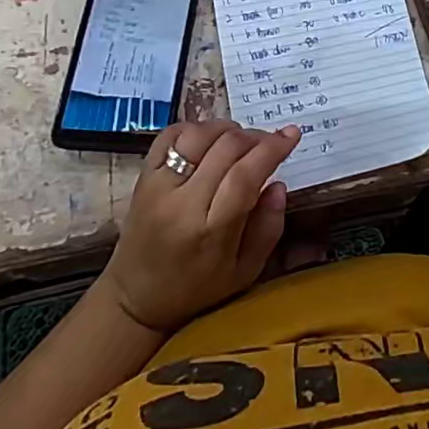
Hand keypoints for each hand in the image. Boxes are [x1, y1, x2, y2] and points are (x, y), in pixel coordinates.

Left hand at [102, 120, 300, 331]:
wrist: (136, 300)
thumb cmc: (196, 289)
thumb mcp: (244, 272)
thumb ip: (268, 228)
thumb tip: (279, 185)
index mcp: (210, 230)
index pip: (246, 174)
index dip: (272, 149)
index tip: (293, 135)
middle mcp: (181, 202)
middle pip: (226, 148)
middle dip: (256, 137)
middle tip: (270, 143)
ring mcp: (157, 185)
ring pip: (199, 134)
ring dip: (228, 129)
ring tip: (241, 141)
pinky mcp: (142, 177)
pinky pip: (169, 135)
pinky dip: (195, 128)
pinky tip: (209, 140)